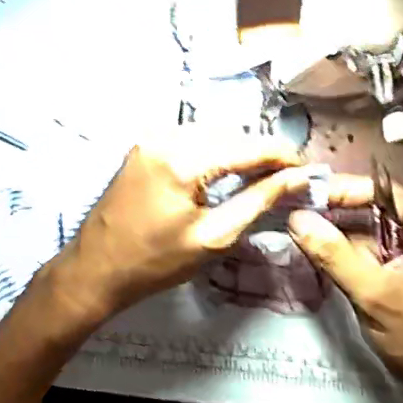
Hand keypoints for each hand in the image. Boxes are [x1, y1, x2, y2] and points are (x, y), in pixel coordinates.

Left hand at [49, 133, 313, 321]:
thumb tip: (295, 178)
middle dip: (262, 152)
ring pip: (212, 133)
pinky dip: (214, 151)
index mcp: (183, 160)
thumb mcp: (214, 237)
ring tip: (262, 176)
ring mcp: (151, 139)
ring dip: (239, 150)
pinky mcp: (144, 147)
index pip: (247, 146)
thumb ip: (258, 201)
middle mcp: (166, 137)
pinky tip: (227, 172)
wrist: (95, 269)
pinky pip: (191, 139)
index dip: (283, 156)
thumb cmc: (155, 263)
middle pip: (231, 133)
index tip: (308, 170)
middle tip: (288, 178)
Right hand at [287, 177, 402, 402]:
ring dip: (343, 236)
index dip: (345, 190)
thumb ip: (334, 254)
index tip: (306, 194)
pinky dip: (354, 256)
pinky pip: (380, 256)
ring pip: (376, 235)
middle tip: (297, 212)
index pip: (385, 193)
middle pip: (379, 211)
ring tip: (302, 230)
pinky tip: (323, 254)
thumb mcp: (373, 295)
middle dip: (339, 213)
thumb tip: (296, 219)